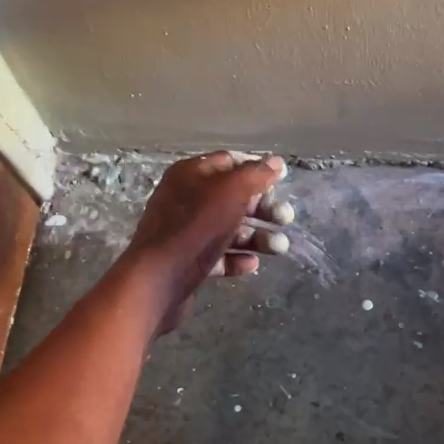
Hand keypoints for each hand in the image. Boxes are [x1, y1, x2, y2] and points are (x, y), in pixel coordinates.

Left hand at [115, 151, 286, 334]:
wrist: (157, 281)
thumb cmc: (195, 228)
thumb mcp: (231, 192)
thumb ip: (255, 175)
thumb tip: (276, 162)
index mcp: (191, 175)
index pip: (230, 162)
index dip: (257, 169)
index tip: (282, 180)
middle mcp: (185, 198)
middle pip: (233, 197)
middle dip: (262, 207)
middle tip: (286, 218)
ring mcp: (184, 231)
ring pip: (228, 228)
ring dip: (256, 236)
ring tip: (279, 248)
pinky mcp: (186, 260)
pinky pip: (217, 255)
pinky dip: (236, 258)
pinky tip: (252, 265)